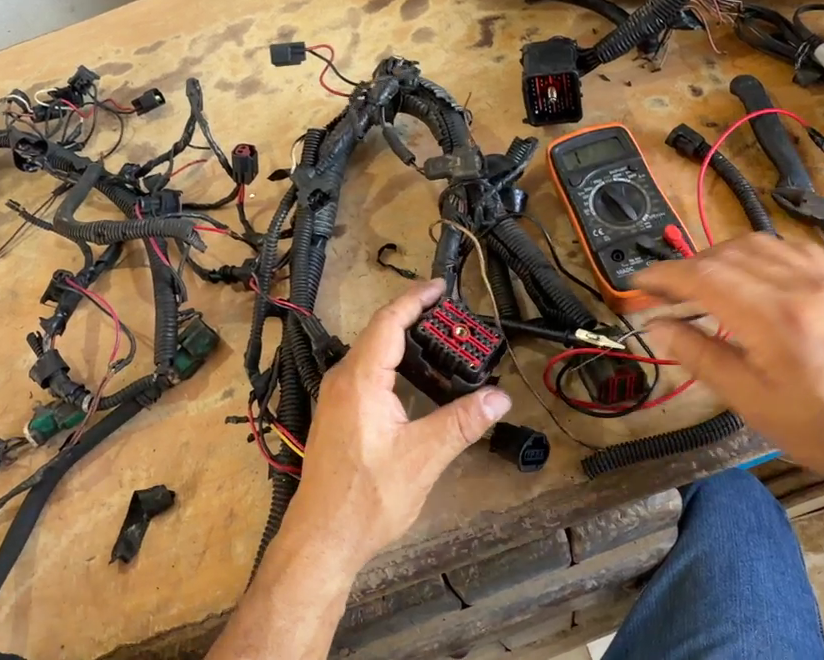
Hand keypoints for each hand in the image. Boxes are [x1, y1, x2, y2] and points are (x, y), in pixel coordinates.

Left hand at [282, 281, 511, 569]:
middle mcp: (342, 380)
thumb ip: (461, 422)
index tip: (441, 286)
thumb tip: (500, 397)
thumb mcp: (423, 458)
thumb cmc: (369, 497)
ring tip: (436, 336)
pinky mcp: (336, 414)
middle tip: (450, 312)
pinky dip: (390, 360)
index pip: (389, 322)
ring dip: (400, 338)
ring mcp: (335, 397)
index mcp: (361, 379)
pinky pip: (364, 370)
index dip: (415, 299)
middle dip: (412, 315)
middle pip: (377, 331)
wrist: (323, 538)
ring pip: (369, 351)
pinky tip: (410, 376)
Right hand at [635, 234, 823, 492]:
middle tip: (666, 292)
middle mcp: (801, 285)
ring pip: (758, 244)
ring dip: (720, 256)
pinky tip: (752, 277)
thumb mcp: (750, 402)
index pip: (702, 276)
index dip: (663, 275)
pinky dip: (758, 255)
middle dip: (688, 266)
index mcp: (774, 317)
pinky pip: (791, 249)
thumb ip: (699, 356)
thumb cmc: (823, 432)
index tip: (638, 283)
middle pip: (726, 253)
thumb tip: (657, 324)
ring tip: (703, 284)